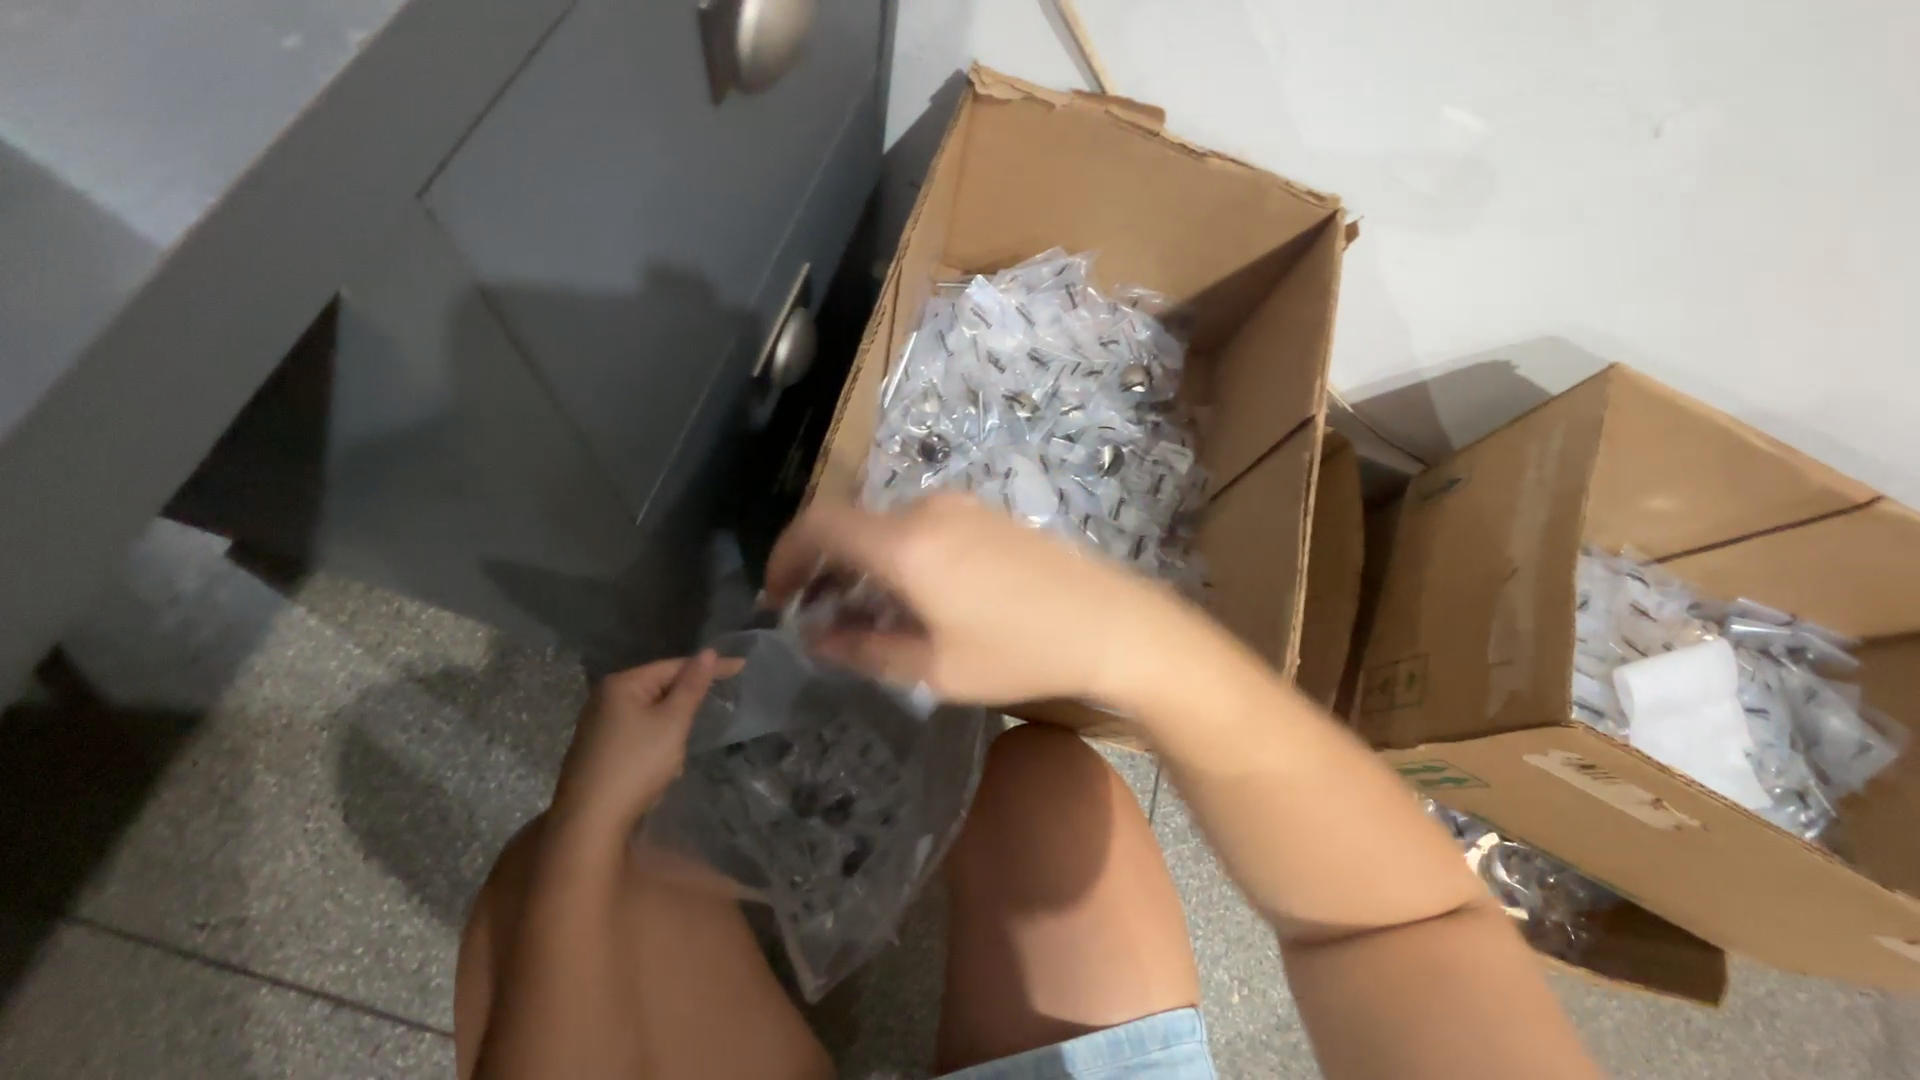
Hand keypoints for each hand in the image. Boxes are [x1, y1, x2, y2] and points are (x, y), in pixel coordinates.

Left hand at [550, 652, 739, 833]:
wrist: (591, 821)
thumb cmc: (636, 764)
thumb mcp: (672, 722)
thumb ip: (692, 686)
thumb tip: (709, 651)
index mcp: (621, 685)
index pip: (673, 666)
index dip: (709, 667)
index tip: (742, 667)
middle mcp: (604, 698)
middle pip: (658, 686)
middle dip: (687, 695)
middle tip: (721, 697)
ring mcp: (598, 725)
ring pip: (649, 711)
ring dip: (672, 720)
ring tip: (693, 730)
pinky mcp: (598, 750)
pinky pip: (637, 731)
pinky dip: (657, 737)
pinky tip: (665, 755)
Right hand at [764, 494, 1191, 705]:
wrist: (1112, 624)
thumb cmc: (1020, 652)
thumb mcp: (935, 668)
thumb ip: (864, 649)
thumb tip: (816, 637)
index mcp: (905, 542)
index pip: (818, 526)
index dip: (785, 556)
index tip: (778, 596)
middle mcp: (927, 509)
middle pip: (852, 524)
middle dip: (824, 566)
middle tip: (819, 615)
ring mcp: (962, 506)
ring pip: (887, 525)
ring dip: (863, 562)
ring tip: (866, 614)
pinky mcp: (987, 513)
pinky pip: (922, 525)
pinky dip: (898, 554)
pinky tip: (913, 597)